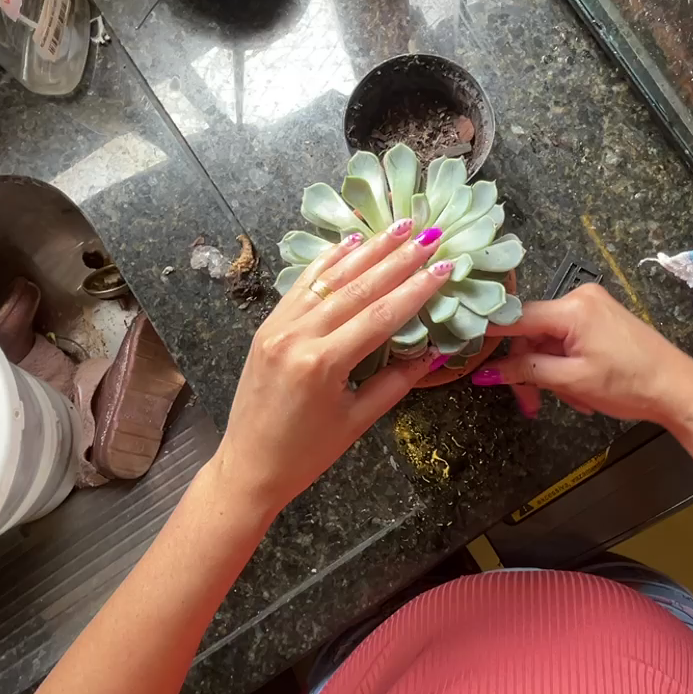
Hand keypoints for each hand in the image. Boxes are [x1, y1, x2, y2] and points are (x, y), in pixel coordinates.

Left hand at [204, 219, 453, 518]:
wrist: (247, 466)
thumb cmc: (307, 453)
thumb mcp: (358, 420)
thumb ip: (396, 381)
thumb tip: (434, 351)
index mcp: (322, 363)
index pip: (380, 315)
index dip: (416, 288)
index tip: (444, 265)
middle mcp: (298, 336)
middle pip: (357, 288)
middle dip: (397, 259)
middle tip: (428, 234)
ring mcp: (277, 326)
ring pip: (329, 280)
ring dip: (366, 250)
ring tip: (397, 227)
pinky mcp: (267, 325)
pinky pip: (301, 286)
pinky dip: (327, 262)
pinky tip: (349, 243)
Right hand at [475, 284, 692, 428]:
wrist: (680, 389)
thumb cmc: (629, 384)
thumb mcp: (572, 381)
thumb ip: (525, 371)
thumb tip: (484, 373)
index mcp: (571, 307)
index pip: (515, 318)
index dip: (490, 338)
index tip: (468, 355)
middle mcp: (579, 297)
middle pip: (532, 333)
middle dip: (529, 370)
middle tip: (531, 405)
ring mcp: (591, 306)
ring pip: (549, 340)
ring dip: (551, 373)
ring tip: (572, 401)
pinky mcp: (600, 318)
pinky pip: (567, 340)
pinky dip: (566, 365)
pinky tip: (580, 390)